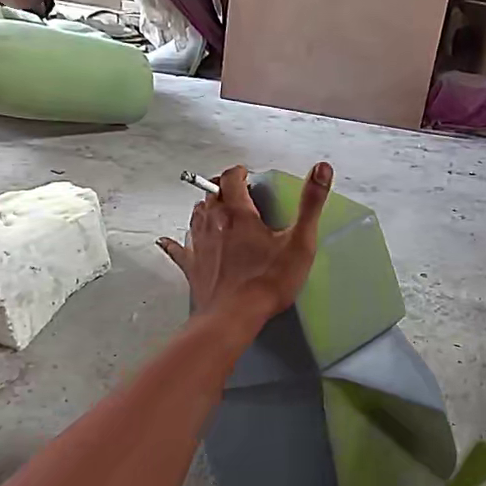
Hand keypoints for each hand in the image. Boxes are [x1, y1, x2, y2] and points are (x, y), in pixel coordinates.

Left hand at [158, 162, 331, 325]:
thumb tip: (321, 169)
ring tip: (212, 206)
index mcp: (238, 214)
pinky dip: (173, 243)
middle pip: (211, 194)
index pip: (232, 180)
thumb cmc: (267, 282)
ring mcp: (200, 245)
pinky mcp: (192, 267)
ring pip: (196, 216)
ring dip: (204, 207)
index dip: (239, 173)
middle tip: (231, 187)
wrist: (234, 315)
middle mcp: (214, 224)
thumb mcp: (300, 241)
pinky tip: (165, 241)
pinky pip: (178, 250)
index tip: (246, 173)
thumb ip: (311, 203)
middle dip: (221, 186)